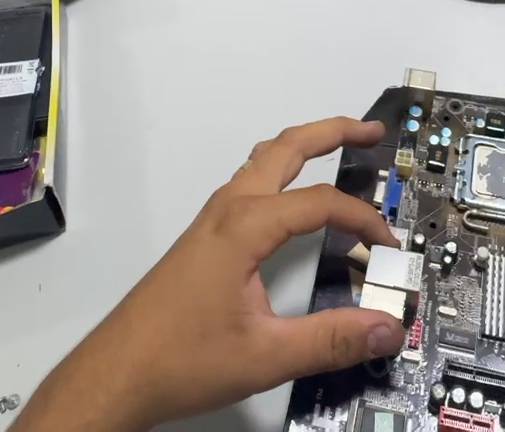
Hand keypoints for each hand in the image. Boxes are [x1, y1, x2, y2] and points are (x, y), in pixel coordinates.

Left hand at [18, 117, 405, 430]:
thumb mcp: (264, 356)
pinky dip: (284, 167)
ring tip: (339, 144)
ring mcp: (215, 215)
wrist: (116, 372)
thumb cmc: (182, 359)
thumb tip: (387, 327)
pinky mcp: (208, 231)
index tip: (389, 246)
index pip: (321, 204)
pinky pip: (252, 179)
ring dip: (305, 144)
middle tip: (371, 131)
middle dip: (332, 131)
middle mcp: (230, 207)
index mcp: (246, 225)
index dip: (362, 220)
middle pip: (288, 147)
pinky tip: (293, 191)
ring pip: (266, 158)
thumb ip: (331, 340)